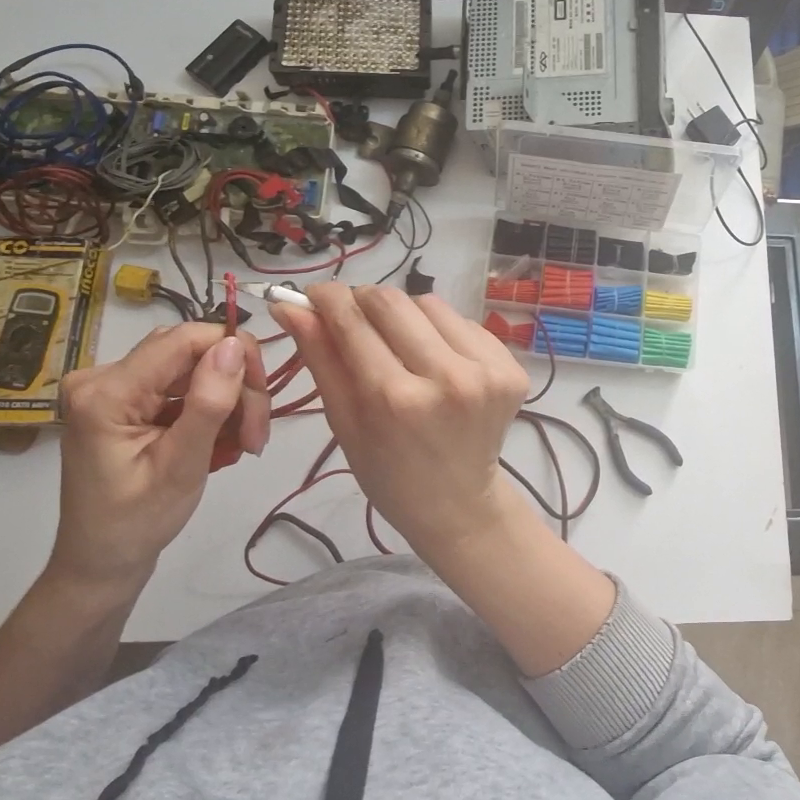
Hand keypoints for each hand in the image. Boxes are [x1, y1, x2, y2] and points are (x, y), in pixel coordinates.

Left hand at [52, 324, 271, 587]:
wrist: (101, 561)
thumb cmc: (137, 522)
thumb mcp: (181, 466)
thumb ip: (208, 403)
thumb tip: (236, 345)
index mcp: (106, 391)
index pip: (186, 339)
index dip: (235, 354)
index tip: (263, 398)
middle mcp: (102, 377)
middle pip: (192, 353)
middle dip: (235, 388)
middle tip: (256, 438)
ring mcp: (111, 387)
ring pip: (193, 368)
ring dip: (228, 402)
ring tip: (243, 445)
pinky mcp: (123, 400)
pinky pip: (181, 385)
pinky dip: (210, 409)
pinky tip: (222, 442)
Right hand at [274, 284, 527, 549]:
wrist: (457, 503)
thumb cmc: (388, 471)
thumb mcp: (344, 422)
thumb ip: (320, 358)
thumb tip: (288, 305)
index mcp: (395, 399)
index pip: (353, 321)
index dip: (327, 299)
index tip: (314, 296)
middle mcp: (447, 378)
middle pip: (393, 301)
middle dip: (364, 302)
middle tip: (354, 321)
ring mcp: (487, 372)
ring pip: (430, 304)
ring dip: (405, 316)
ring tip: (400, 348)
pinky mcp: (512, 368)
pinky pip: (464, 323)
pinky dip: (441, 333)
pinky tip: (436, 363)